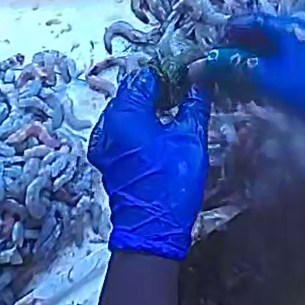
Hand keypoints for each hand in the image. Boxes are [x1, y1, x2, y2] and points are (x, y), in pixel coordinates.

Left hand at [88, 69, 208, 259]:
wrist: (152, 230)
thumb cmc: (171, 182)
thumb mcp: (189, 138)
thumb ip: (194, 104)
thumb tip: (200, 81)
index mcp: (124, 112)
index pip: (145, 77)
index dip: (168, 74)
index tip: (189, 77)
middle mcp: (107, 122)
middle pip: (132, 92)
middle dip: (158, 89)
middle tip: (185, 93)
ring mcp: (103, 141)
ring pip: (126, 110)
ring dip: (149, 106)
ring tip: (176, 110)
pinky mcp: (106, 157)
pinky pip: (122, 129)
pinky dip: (139, 124)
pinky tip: (160, 131)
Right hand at [193, 13, 304, 140]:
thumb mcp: (272, 79)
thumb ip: (236, 67)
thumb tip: (200, 63)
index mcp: (284, 28)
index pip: (243, 23)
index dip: (222, 37)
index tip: (205, 57)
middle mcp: (295, 34)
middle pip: (255, 38)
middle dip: (232, 55)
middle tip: (214, 77)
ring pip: (267, 56)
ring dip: (247, 70)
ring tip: (232, 90)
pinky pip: (280, 70)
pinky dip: (264, 80)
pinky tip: (258, 96)